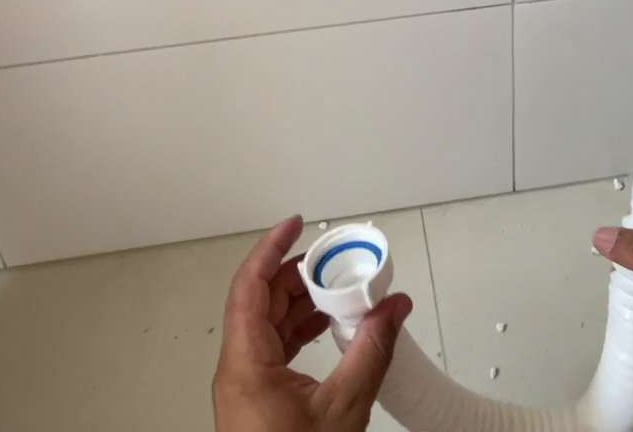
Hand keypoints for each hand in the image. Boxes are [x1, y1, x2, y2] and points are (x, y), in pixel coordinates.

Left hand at [213, 215, 413, 431]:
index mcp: (246, 363)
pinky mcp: (258, 399)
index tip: (295, 223)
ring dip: (303, 301)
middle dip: (299, 273)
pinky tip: (330, 327)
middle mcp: (239, 368)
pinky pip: (275, 345)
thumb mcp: (342, 410)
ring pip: (269, 322)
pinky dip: (302, 328)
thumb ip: (371, 351)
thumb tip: (394, 308)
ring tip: (340, 290)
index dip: (272, 246)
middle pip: (261, 298)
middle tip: (333, 258)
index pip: (250, 285)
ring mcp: (247, 384)